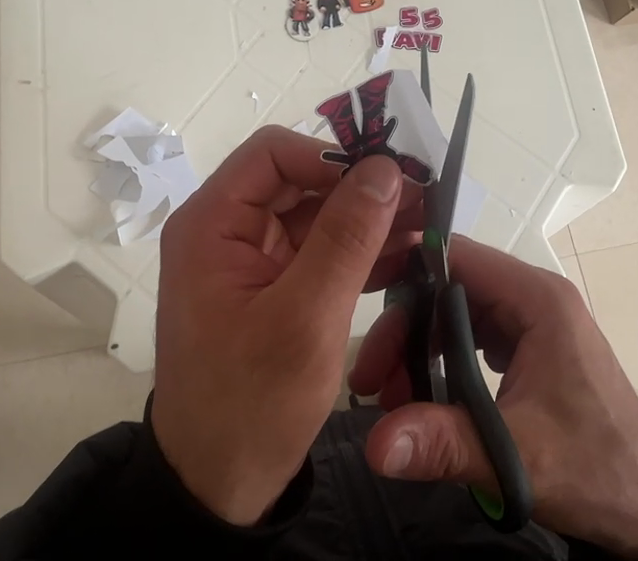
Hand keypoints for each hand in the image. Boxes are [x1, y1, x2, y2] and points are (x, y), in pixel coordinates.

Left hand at [151, 126, 420, 524]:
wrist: (218, 484)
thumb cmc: (251, 404)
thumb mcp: (305, 319)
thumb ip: (346, 238)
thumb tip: (383, 169)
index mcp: (213, 224)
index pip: (273, 154)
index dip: (330, 155)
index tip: (386, 177)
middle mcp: (227, 230)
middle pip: (298, 180)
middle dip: (359, 188)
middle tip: (422, 197)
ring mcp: (250, 260)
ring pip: (315, 214)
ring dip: (366, 218)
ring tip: (424, 225)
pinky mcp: (272, 288)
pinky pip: (318, 251)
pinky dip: (358, 251)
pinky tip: (403, 257)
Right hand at [349, 237, 637, 557]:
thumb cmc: (595, 471)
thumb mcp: (515, 456)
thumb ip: (444, 443)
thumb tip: (374, 443)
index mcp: (538, 300)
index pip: (456, 256)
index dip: (404, 267)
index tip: (357, 294)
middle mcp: (534, 299)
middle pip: (450, 287)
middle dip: (404, 326)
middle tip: (369, 376)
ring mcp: (533, 323)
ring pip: (456, 313)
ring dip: (418, 346)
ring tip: (386, 393)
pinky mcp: (530, 349)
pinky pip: (471, 337)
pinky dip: (440, 360)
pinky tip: (419, 395)